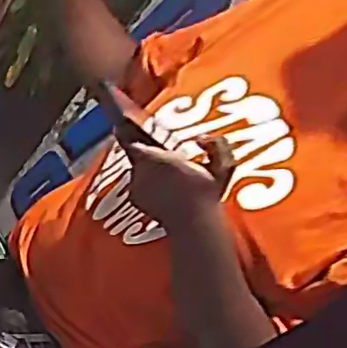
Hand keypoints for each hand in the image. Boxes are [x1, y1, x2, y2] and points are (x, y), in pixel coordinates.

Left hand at [119, 135, 234, 233]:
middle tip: (157, 150)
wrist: (191, 222)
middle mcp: (141, 172)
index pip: (134, 143)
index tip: (123, 125)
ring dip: (148, 168)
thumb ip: (216, 146)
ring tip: (166, 170)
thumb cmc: (207, 192)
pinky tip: (163, 186)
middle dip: (146, 152)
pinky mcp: (134, 198)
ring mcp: (135, 186)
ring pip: (138, 170)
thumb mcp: (223, 166)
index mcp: (158, 159)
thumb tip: (202, 138)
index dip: (128, 134)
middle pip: (138, 156)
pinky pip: (138, 184)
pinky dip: (147, 182)